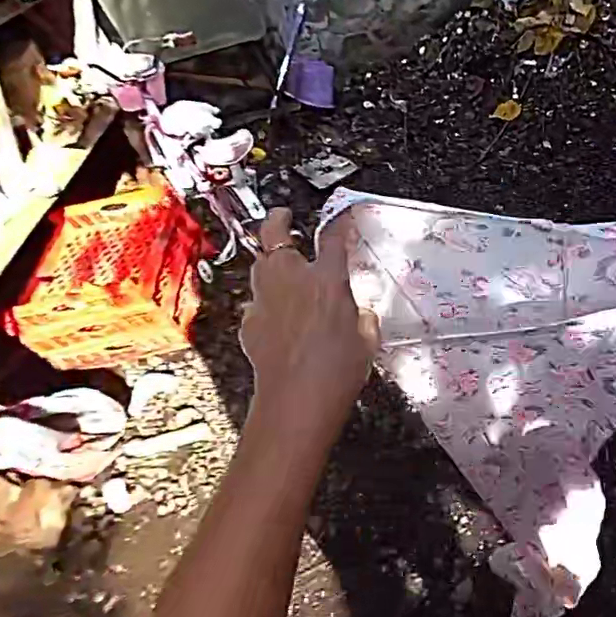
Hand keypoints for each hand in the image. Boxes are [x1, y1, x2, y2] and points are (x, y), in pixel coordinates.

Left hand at [239, 208, 380, 434]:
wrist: (297, 400)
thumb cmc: (338, 371)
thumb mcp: (366, 341)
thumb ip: (363, 318)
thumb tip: (360, 313)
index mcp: (326, 280)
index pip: (333, 237)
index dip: (340, 221)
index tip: (343, 215)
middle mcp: (291, 280)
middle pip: (275, 233)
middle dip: (279, 220)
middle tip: (284, 216)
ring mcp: (265, 299)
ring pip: (259, 265)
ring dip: (269, 260)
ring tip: (280, 264)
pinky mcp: (249, 322)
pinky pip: (255, 302)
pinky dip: (265, 302)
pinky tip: (276, 315)